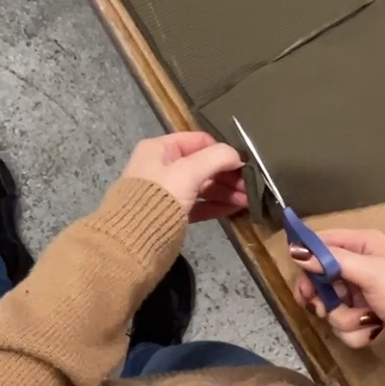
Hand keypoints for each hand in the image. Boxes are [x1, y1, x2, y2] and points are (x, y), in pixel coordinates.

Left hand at [121, 131, 247, 221]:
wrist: (133, 243)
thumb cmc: (159, 198)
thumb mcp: (188, 171)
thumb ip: (217, 158)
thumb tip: (238, 156)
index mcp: (160, 149)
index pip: (199, 141)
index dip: (222, 151)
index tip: (243, 164)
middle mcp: (163, 167)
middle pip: (204, 165)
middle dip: (229, 174)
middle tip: (250, 186)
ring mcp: (169, 192)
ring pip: (204, 186)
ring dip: (227, 191)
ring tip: (249, 200)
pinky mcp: (173, 214)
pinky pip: (201, 204)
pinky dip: (218, 205)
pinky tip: (236, 208)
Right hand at [289, 229, 384, 346]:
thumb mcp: (370, 272)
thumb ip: (333, 261)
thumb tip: (296, 251)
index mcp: (362, 244)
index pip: (323, 242)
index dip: (308, 257)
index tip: (300, 275)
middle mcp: (357, 266)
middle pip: (320, 277)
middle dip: (322, 296)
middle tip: (319, 306)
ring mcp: (358, 293)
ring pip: (330, 306)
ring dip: (344, 317)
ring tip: (364, 318)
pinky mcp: (360, 316)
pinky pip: (342, 325)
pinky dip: (356, 330)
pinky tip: (371, 328)